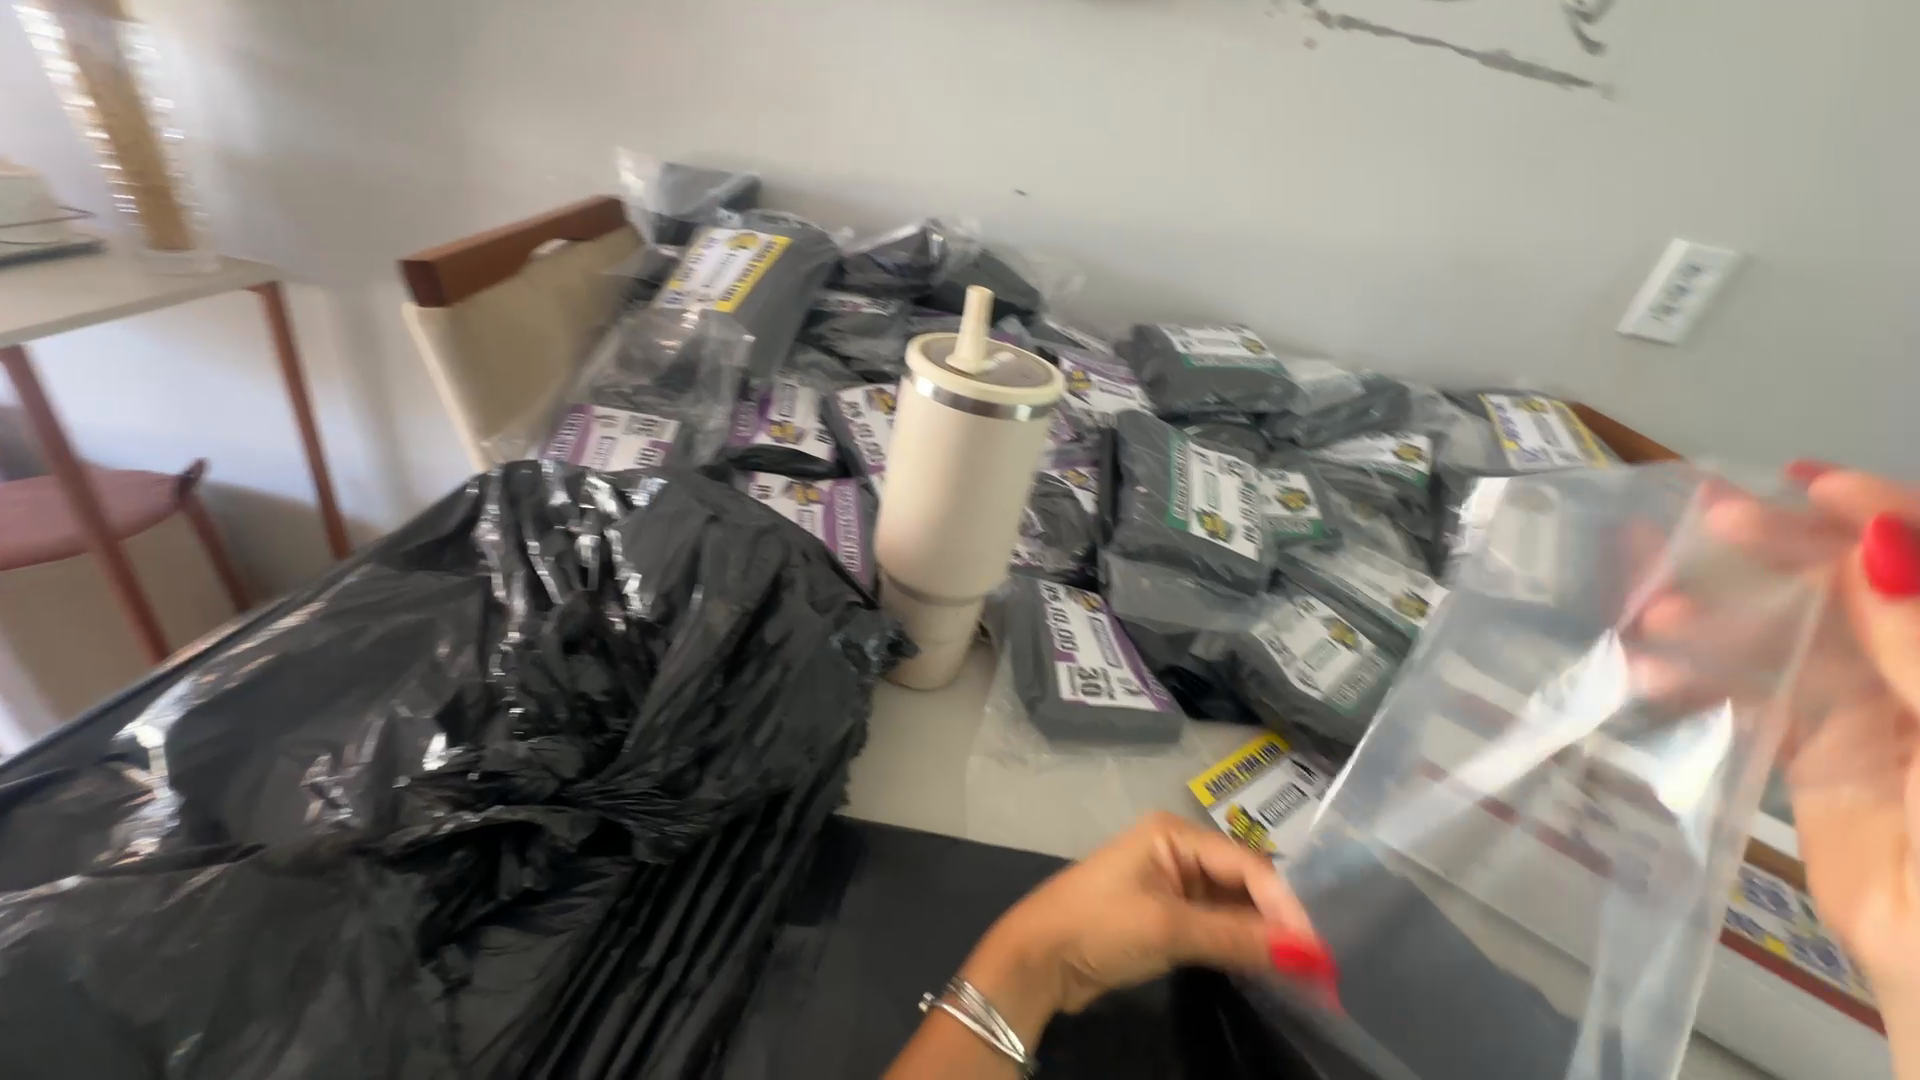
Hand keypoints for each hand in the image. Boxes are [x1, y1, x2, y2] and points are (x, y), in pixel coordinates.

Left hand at [958, 813, 1321, 1043]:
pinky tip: (1266, 967)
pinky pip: (1214, 924)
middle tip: (1318, 967)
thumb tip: (1308, 956)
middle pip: (1242, 881)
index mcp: (1173, 834)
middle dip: (1278, 920)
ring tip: (1304, 973)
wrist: (1039, 958)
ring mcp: (1170, 882)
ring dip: (1262, 936)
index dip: (1285, 906)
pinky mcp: (1165, 914)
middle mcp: (1176, 849)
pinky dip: (1239, 945)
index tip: (1318, 952)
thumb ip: (1237, 939)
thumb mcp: (1168, 929)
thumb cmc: (1098, 926)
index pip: (1247, 864)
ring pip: (1232, 905)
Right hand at [1636, 465, 1919, 1003]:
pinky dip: (1695, 681)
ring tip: (1646, 608)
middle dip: (1780, 549)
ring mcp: (1880, 719)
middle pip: (1855, 587)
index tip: (1795, 482)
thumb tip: (1872, 536)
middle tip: (1699, 518)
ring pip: (1789, 639)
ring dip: (1716, 617)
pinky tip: (1646, 675)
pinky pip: (1751, 700)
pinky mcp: (1819, 759)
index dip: (1875, 513)